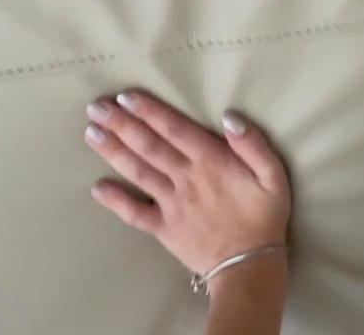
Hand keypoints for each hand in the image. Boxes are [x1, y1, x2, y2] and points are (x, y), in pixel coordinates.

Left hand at [84, 90, 291, 278]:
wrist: (250, 267)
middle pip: (149, 146)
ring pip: (138, 173)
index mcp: (211, 161)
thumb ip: (253, 142)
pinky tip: (97, 188)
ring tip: (91, 133)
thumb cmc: (264, 214)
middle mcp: (186, 178)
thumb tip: (230, 116)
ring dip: (114, 152)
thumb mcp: (272, 174)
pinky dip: (115, 201)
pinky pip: (135, 214)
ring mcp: (171, 204)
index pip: (174, 129)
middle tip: (97, 107)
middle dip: (121, 124)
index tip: (127, 96)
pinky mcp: (163, 229)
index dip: (150, 111)